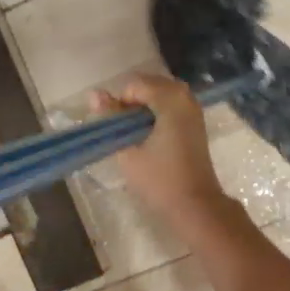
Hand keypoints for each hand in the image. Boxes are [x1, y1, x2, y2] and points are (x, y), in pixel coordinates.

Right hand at [91, 75, 227, 224]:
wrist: (195, 205)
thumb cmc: (159, 180)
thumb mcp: (128, 150)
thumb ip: (111, 118)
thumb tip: (94, 94)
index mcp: (171, 98)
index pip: (134, 84)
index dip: (119, 104)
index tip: (115, 130)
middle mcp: (185, 96)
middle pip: (148, 86)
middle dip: (131, 104)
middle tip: (123, 133)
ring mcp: (194, 109)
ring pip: (160, 96)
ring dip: (143, 111)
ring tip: (134, 137)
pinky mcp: (196, 124)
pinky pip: (170, 107)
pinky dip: (156, 116)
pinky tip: (149, 138)